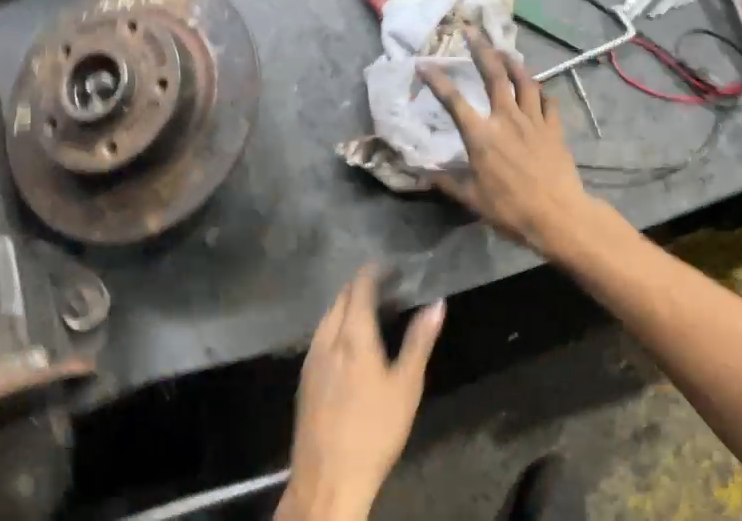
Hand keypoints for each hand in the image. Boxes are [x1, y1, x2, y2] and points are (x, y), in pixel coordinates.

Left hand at [280, 266, 444, 520]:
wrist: (328, 476)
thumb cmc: (375, 430)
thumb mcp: (407, 385)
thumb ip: (420, 340)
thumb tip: (436, 303)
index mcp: (352, 335)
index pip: (359, 287)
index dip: (374, 271)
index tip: (392, 266)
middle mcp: (326, 339)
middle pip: (340, 298)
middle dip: (361, 285)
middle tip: (388, 286)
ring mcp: (311, 358)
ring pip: (327, 317)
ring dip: (347, 305)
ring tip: (371, 309)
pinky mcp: (304, 378)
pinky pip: (320, 336)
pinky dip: (336, 325)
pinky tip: (349, 341)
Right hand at [418, 28, 592, 253]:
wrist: (558, 216)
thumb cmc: (510, 210)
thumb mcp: (472, 199)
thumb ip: (447, 182)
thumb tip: (422, 173)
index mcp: (481, 135)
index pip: (453, 101)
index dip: (436, 80)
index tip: (423, 64)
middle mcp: (506, 118)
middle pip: (494, 75)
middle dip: (481, 49)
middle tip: (472, 31)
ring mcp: (534, 120)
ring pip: (524, 80)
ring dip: (513, 62)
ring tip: (504, 50)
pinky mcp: (554, 128)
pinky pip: (548, 101)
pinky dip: (540, 91)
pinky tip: (537, 88)